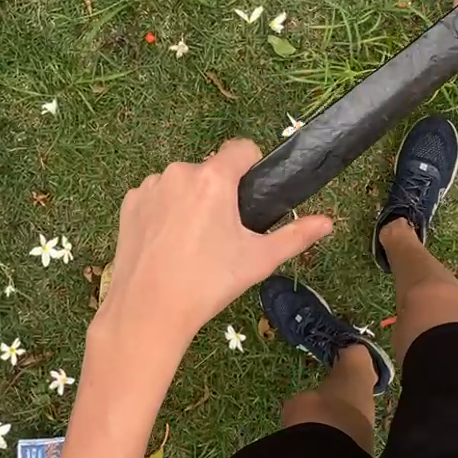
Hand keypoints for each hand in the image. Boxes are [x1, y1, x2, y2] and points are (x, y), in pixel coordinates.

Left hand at [95, 140, 332, 347]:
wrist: (148, 309)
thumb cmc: (208, 283)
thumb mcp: (259, 260)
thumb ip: (295, 236)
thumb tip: (328, 222)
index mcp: (213, 179)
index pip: (241, 148)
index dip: (252, 167)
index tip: (250, 196)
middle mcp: (179, 172)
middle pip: (210, 170)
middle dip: (218, 193)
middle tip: (220, 234)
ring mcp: (150, 186)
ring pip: (181, 183)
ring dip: (189, 201)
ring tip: (190, 243)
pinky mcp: (129, 203)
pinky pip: (155, 196)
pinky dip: (163, 212)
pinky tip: (165, 244)